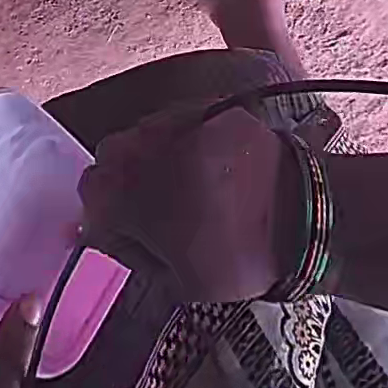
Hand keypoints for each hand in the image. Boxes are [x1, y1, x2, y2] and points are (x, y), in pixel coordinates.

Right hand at [79, 102, 302, 301]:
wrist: (297, 207)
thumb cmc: (234, 253)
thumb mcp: (179, 282)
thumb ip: (134, 257)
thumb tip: (115, 240)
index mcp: (115, 190)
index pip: (89, 200)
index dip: (109, 220)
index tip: (133, 235)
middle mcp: (128, 146)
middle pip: (111, 163)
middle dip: (127, 183)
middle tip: (161, 211)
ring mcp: (162, 121)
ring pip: (142, 140)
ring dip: (155, 160)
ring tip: (192, 188)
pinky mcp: (194, 105)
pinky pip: (175, 125)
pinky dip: (184, 143)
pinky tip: (213, 167)